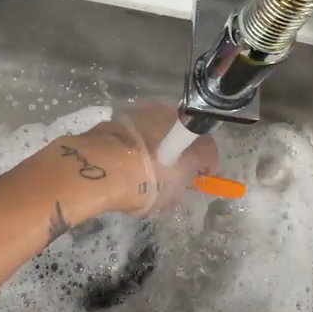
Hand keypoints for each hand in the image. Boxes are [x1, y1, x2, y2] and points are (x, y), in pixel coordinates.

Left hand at [33, 102, 217, 217]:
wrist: (103, 166)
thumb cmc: (143, 185)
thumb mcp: (167, 199)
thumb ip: (177, 191)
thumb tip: (177, 189)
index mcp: (191, 140)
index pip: (209, 151)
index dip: (205, 166)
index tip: (197, 178)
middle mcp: (174, 118)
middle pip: (184, 134)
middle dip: (180, 150)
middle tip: (170, 171)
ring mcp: (147, 112)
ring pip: (160, 127)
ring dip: (157, 141)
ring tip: (144, 162)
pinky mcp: (124, 113)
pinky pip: (138, 128)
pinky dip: (137, 139)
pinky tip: (125, 156)